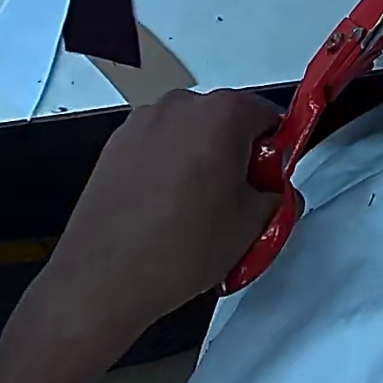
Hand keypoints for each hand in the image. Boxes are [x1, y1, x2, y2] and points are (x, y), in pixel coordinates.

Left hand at [36, 89, 280, 333]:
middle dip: (238, 150)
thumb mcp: (253, 225)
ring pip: (191, 130)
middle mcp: (182, 104)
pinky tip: (165, 205)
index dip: (275, 148)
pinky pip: (158, 142)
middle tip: (237, 196)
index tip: (270, 176)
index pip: (268, 115)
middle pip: (227, 118)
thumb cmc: (179, 247)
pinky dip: (168, 162)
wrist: (104, 278)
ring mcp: (145, 119)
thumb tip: (276, 190)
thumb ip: (279, 196)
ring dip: (202, 155)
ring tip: (197, 206)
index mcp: (223, 114)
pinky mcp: (117, 141)